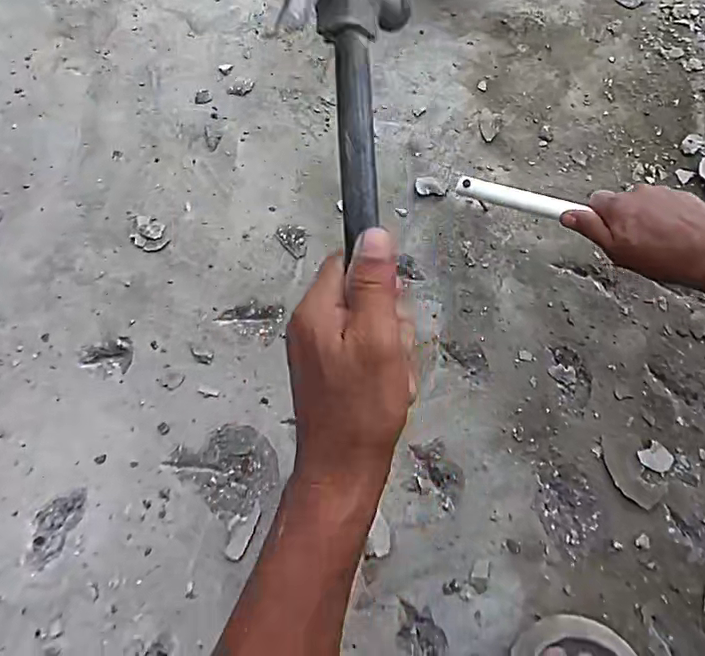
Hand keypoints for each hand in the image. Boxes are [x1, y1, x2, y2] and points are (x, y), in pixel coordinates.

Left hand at [285, 229, 414, 488]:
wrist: (345, 469)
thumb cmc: (361, 410)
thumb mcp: (378, 336)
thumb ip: (375, 283)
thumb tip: (374, 235)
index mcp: (316, 311)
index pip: (348, 260)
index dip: (378, 275)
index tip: (392, 301)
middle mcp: (311, 325)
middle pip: (362, 289)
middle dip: (390, 313)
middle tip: (393, 343)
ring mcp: (320, 347)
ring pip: (370, 318)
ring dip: (391, 339)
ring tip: (391, 368)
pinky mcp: (331, 366)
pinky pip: (366, 343)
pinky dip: (383, 358)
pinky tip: (386, 381)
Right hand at [560, 185, 704, 287]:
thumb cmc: (666, 257)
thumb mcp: (619, 253)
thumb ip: (592, 230)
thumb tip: (570, 216)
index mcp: (617, 206)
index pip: (589, 203)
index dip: (581, 211)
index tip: (559, 207)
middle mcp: (637, 193)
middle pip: (617, 204)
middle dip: (620, 221)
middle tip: (632, 246)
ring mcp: (660, 192)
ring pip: (642, 206)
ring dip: (645, 220)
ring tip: (659, 245)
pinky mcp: (680, 196)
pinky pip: (664, 206)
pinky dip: (665, 219)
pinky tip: (674, 238)